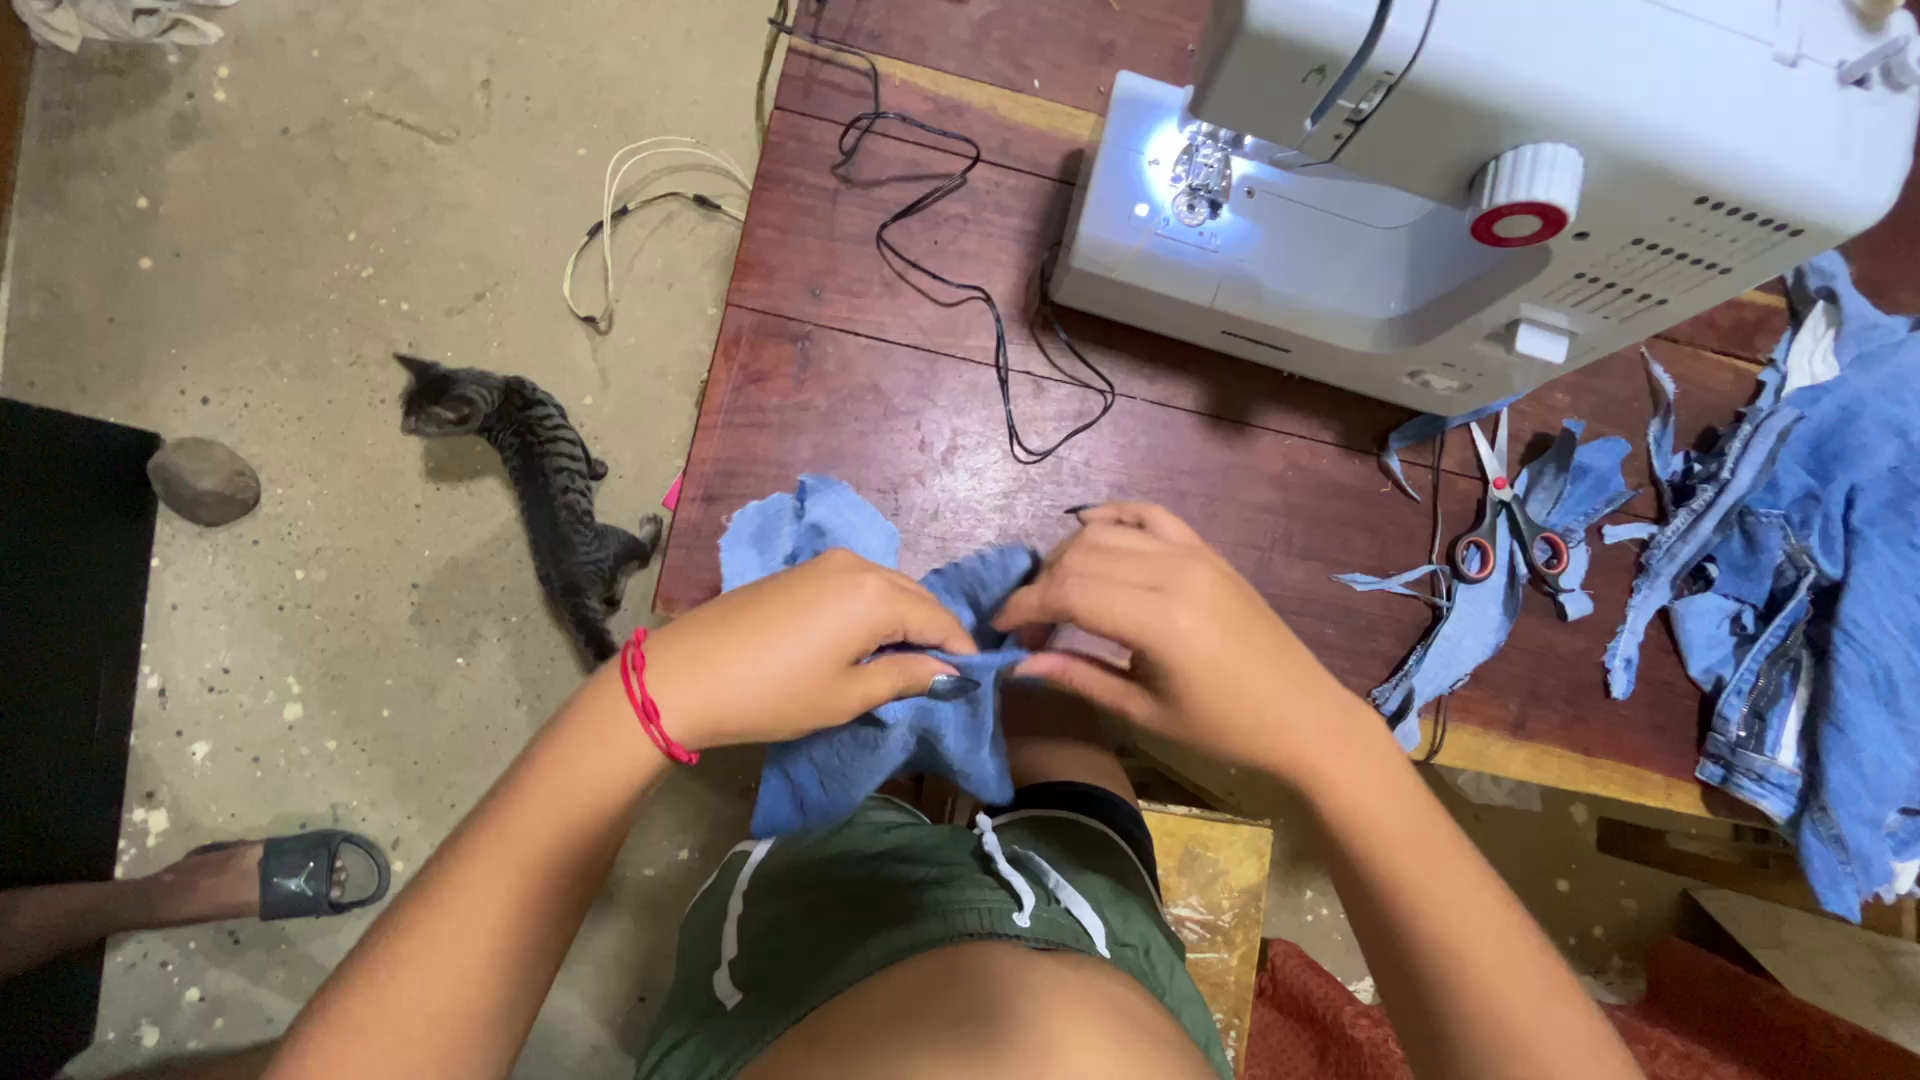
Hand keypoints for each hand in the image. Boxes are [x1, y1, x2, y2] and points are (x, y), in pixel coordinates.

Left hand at [640, 549, 976, 750]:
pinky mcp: (802, 570)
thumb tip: (948, 672)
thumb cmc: (773, 694)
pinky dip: (876, 607)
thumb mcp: (847, 695)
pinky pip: (859, 584)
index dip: (960, 648)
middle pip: (916, 595)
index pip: (938, 618)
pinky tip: (870, 637)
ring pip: (888, 586)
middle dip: (935, 630)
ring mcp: (826, 562)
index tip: (973, 677)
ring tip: (908, 657)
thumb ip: (905, 676)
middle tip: (944, 670)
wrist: (683, 675)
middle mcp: (859, 566)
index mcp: (876, 595)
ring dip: (905, 617)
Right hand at [993, 502, 1363, 780]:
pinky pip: (1150, 514)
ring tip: (1056, 592)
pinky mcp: (1207, 550)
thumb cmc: (1224, 728)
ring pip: (1107, 531)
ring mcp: (1193, 553)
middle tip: (1028, 623)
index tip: (1000, 627)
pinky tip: (1090, 529)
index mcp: (1159, 619)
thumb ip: (1077, 675)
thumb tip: (1018, 662)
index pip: (1067, 591)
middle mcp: (1174, 571)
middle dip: (1040, 585)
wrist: (1304, 717)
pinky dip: (1113, 516)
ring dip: (1068, 555)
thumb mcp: (1142, 712)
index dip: (1024, 606)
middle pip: (1080, 556)